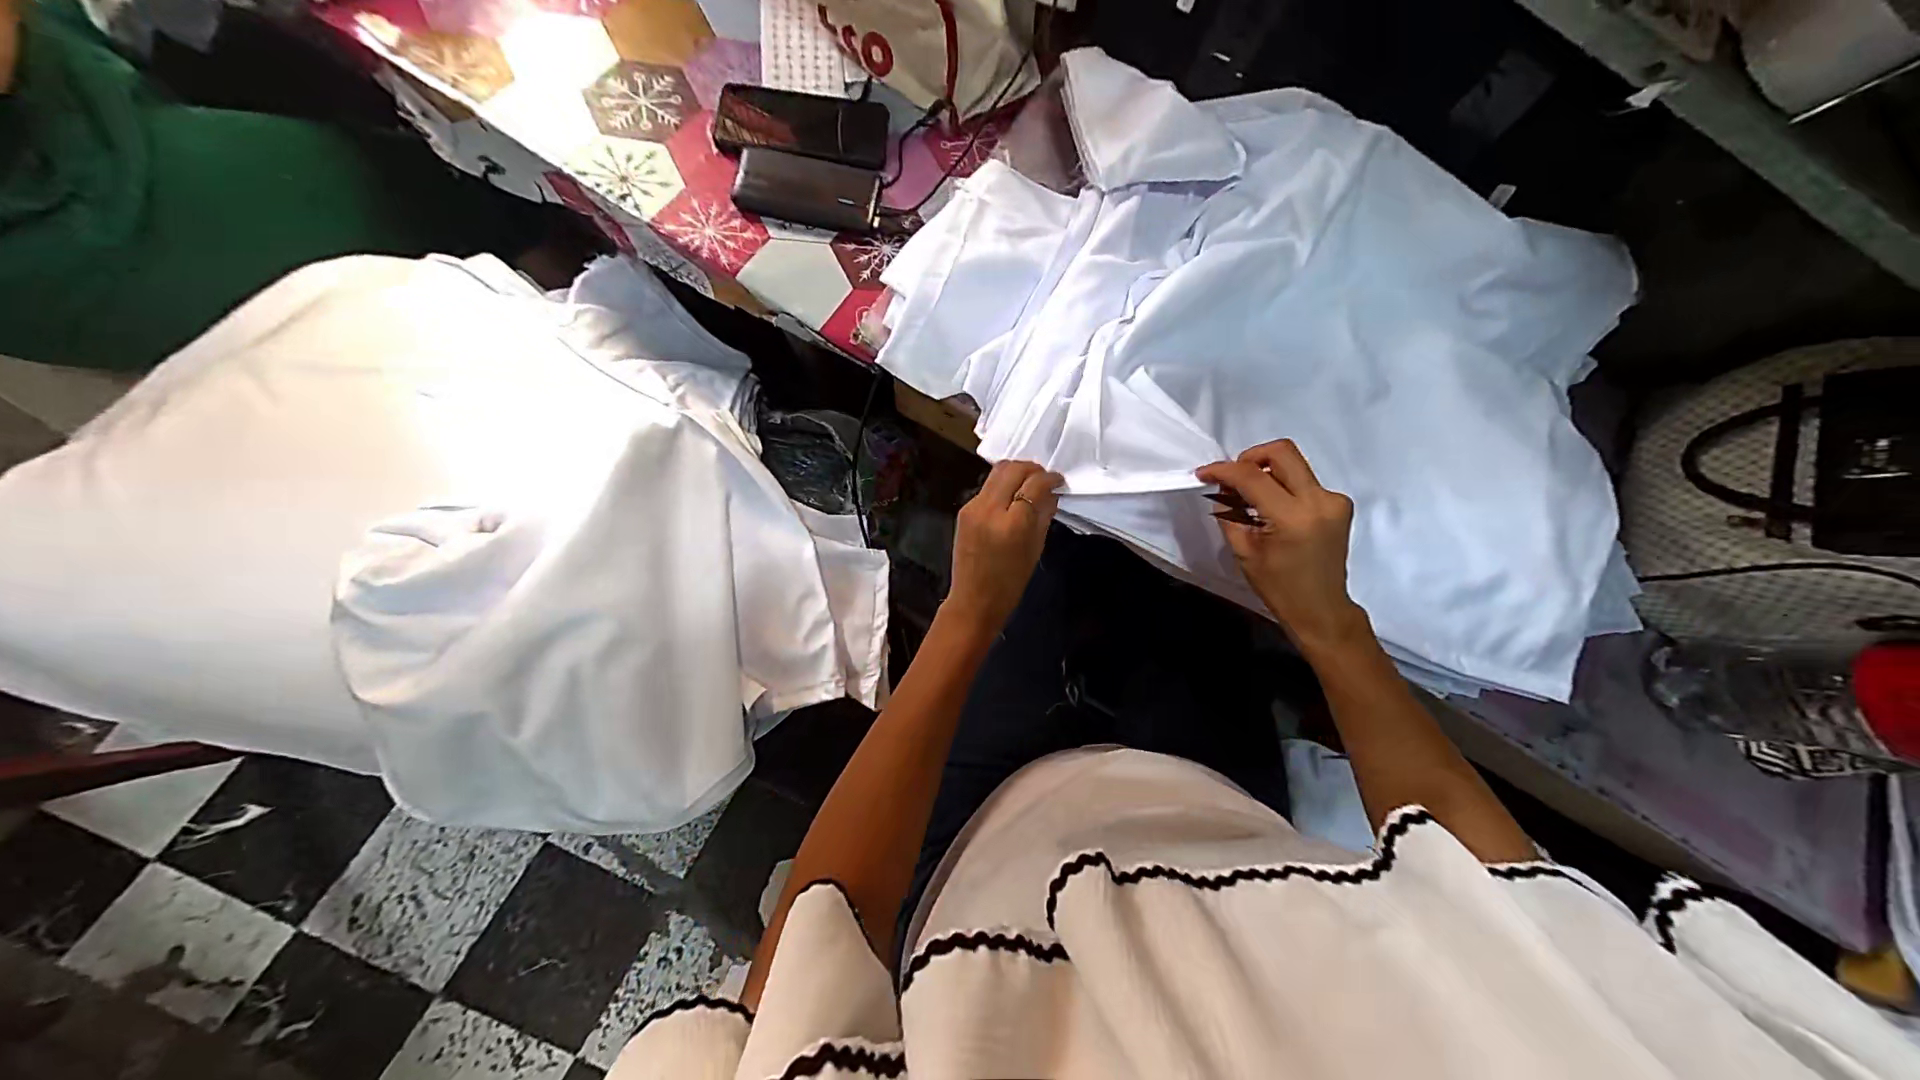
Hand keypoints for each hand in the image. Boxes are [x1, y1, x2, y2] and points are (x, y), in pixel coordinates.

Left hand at [944, 460, 1062, 636]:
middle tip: (1044, 478)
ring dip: (1016, 473)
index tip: (1058, 481)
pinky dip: (1003, 486)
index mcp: (1012, 523)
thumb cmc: (1010, 582)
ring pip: (997, 473)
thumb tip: (1051, 494)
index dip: (1050, 479)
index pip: (1034, 484)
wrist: (974, 599)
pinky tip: (1012, 499)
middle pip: (1012, 469)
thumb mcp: (1035, 549)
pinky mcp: (964, 511)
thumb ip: (1043, 516)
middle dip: (1031, 469)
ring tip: (1029, 485)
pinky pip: (987, 488)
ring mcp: (973, 508)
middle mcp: (989, 509)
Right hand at [1198, 439, 1370, 654]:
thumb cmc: (1278, 587)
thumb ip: (1230, 513)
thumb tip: (1223, 487)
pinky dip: (1282, 486)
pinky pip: (1304, 480)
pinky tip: (1271, 509)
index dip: (1223, 470)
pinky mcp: (1339, 503)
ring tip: (1250, 498)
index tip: (1204, 473)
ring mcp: (1334, 500)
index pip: (1253, 477)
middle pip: (1282, 452)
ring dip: (1266, 472)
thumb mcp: (1244, 550)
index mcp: (1293, 518)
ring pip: (1293, 464)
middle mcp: (1320, 501)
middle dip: (1250, 457)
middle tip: (1233, 478)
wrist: (1320, 607)